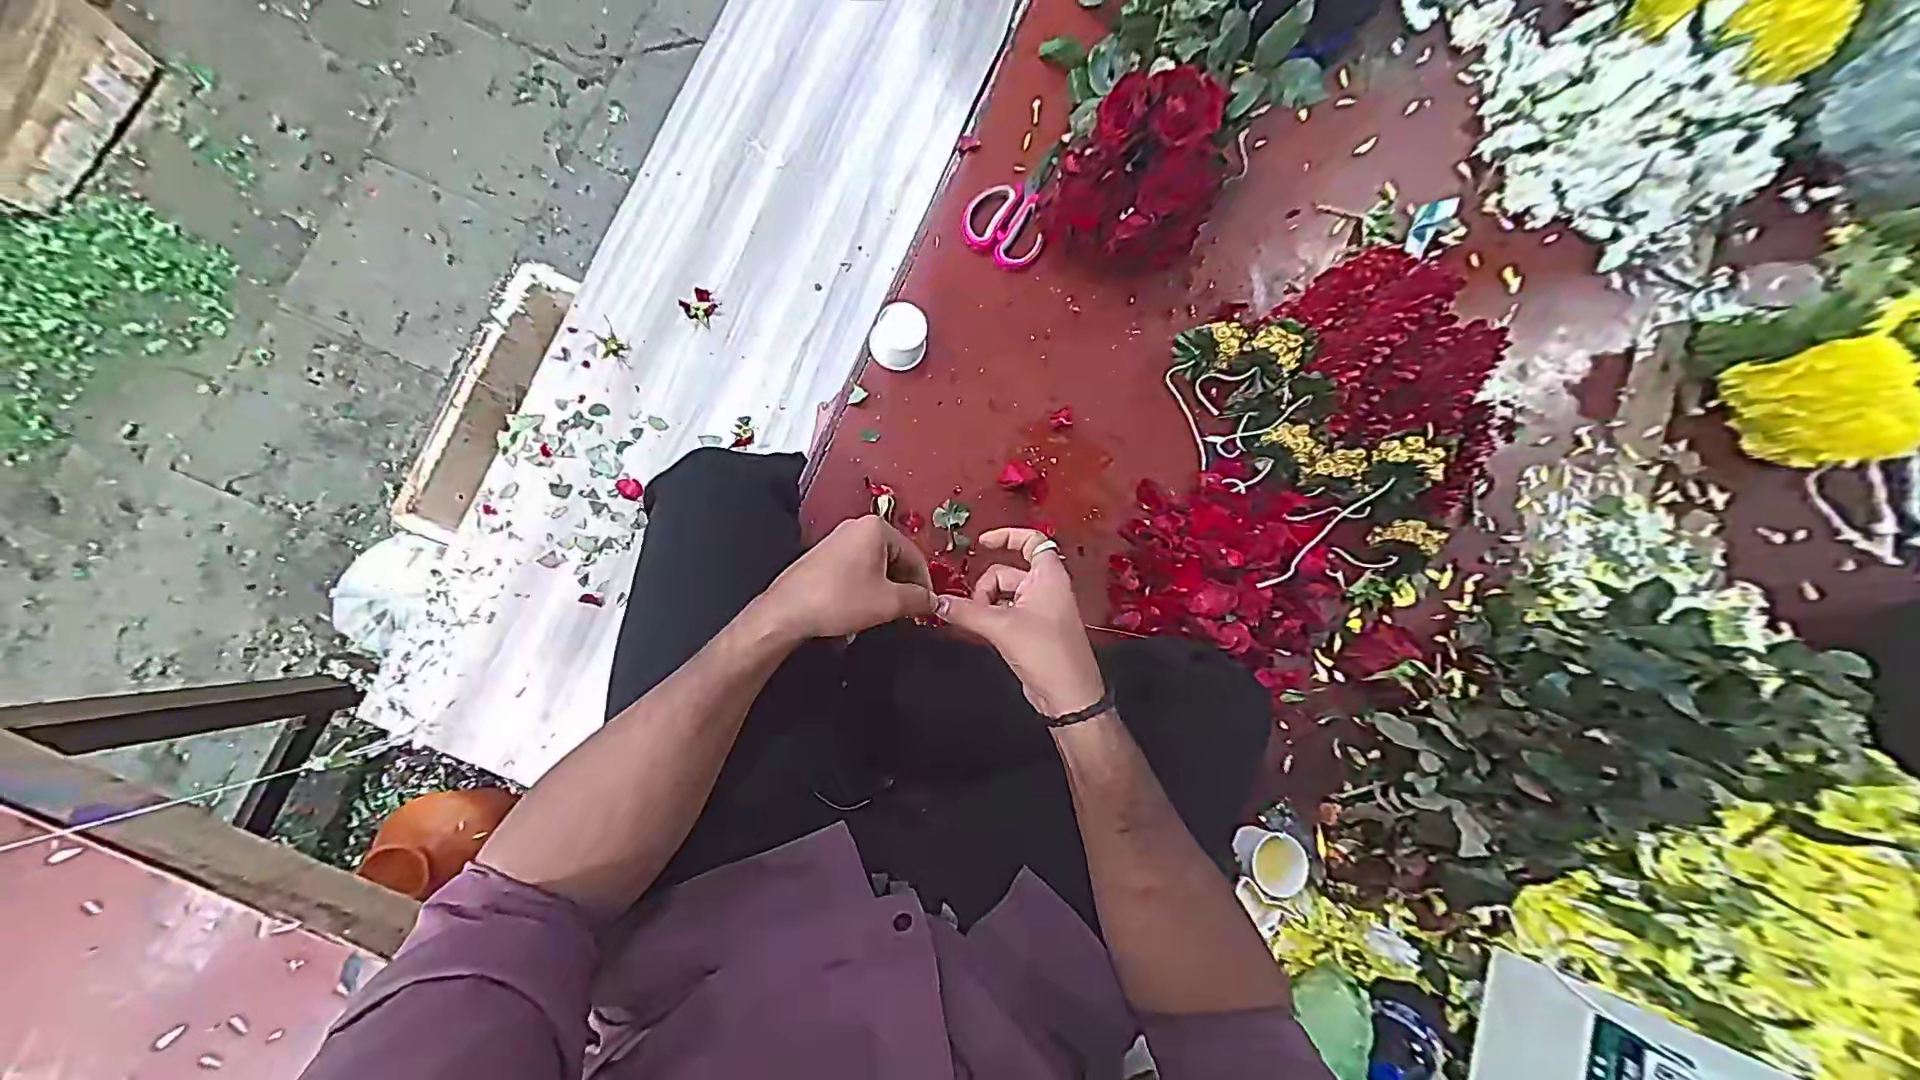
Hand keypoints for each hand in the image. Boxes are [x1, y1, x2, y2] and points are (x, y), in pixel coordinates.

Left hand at [756, 516, 934, 640]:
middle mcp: (858, 527)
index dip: (925, 585)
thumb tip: (933, 601)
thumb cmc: (838, 600)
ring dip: (887, 587)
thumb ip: (919, 599)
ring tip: (885, 611)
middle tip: (908, 611)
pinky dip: (868, 585)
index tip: (928, 606)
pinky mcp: (826, 555)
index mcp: (876, 528)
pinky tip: (863, 606)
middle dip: (905, 585)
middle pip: (897, 558)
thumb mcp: (889, 603)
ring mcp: (839, 539)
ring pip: (878, 564)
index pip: (916, 556)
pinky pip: (859, 567)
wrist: (787, 611)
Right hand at [936, 528, 1105, 717]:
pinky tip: (983, 632)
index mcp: (1048, 576)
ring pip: (1003, 595)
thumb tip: (939, 602)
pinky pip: (1006, 613)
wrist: (1068, 695)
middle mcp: (1046, 588)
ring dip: (986, 606)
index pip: (1031, 540)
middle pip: (1006, 572)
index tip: (982, 543)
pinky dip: (992, 618)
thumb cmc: (1047, 654)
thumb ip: (966, 612)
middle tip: (976, 610)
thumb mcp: (1001, 628)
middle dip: (986, 588)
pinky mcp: (1032, 629)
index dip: (1007, 536)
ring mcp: (1040, 609)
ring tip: (979, 624)